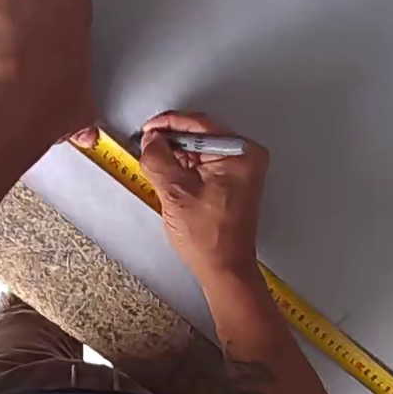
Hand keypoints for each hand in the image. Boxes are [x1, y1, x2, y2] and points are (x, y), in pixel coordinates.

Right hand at [138, 111, 270, 283]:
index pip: (199, 124)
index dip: (168, 125)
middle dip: (170, 143)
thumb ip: (158, 160)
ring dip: (174, 158)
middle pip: (199, 137)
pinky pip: (202, 167)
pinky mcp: (230, 185)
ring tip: (155, 169)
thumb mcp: (175, 194)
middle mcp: (245, 158)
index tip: (148, 129)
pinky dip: (183, 171)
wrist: (223, 269)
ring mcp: (239, 172)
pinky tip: (169, 180)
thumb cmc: (211, 240)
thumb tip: (150, 141)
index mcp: (240, 154)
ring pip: (198, 153)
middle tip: (147, 148)